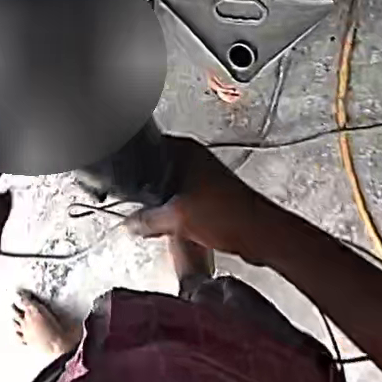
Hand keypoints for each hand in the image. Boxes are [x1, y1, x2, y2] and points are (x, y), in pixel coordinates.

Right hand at [124, 136, 295, 264]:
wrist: (259, 235)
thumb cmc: (228, 215)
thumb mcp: (177, 219)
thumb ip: (148, 220)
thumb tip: (130, 223)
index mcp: (186, 151)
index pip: (150, 146)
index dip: (134, 162)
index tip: (123, 175)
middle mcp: (195, 158)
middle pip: (158, 167)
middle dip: (147, 186)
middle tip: (136, 201)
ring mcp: (204, 174)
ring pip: (171, 184)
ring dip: (162, 200)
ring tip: (153, 215)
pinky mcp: (210, 193)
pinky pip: (183, 197)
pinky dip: (175, 208)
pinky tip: (172, 224)